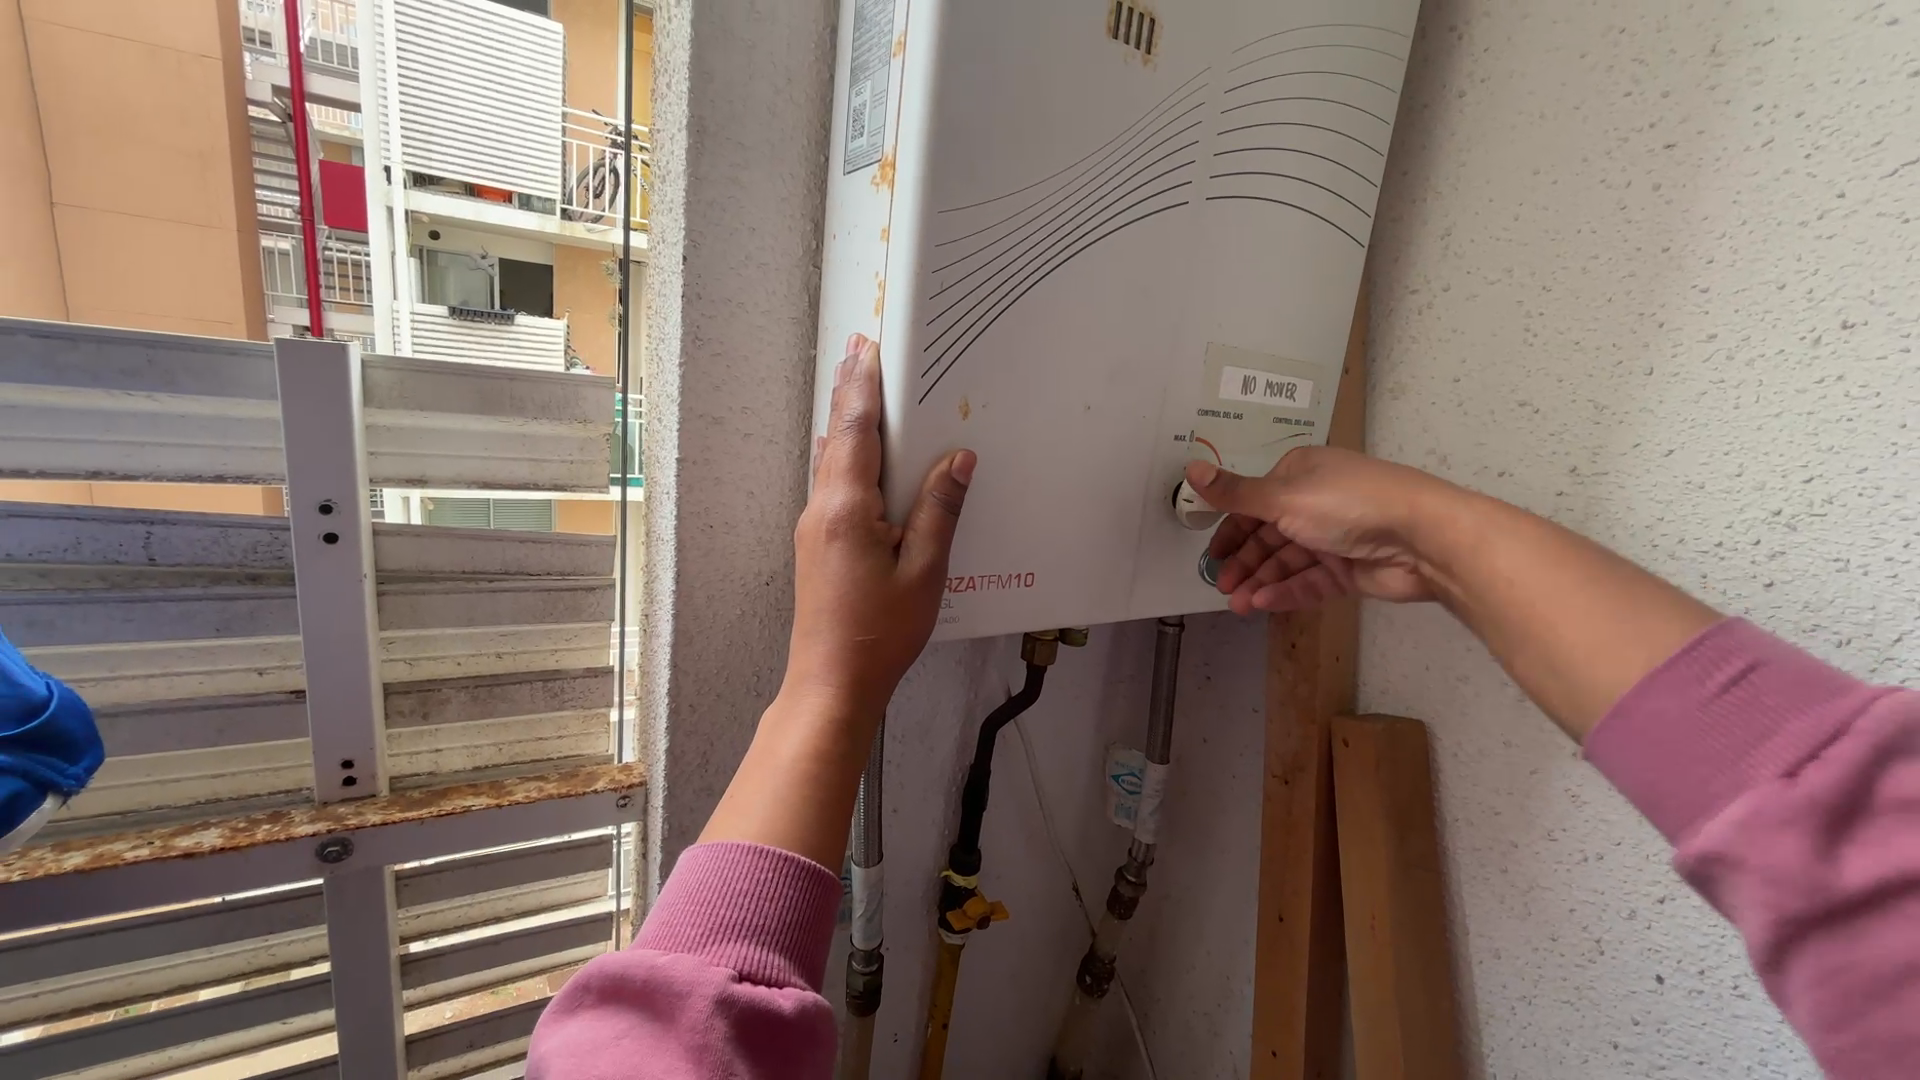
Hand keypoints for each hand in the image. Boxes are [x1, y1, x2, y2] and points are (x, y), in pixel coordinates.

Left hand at [783, 334, 975, 719]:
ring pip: (828, 460)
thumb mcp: (924, 570)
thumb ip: (939, 509)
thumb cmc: (881, 631)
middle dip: (848, 391)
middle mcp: (822, 509)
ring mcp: (814, 528)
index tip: (868, 348)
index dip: (864, 387)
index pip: (856, 431)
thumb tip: (958, 459)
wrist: (832, 680)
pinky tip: (845, 453)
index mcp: (847, 508)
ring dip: (842, 421)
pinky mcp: (817, 545)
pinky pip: (829, 484)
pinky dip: (840, 454)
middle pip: (836, 437)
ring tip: (853, 388)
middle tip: (857, 350)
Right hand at [1185, 447, 1455, 613]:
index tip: (1212, 555)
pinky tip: (1264, 604)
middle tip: (1222, 586)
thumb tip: (1189, 469)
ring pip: (1286, 562)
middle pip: (1268, 536)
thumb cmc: (1348, 504)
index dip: (1231, 529)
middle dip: (1244, 562)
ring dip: (1260, 581)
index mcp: (1299, 475)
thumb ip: (1234, 493)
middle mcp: (1315, 502)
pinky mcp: (1349, 569)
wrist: (1424, 538)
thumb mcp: (1282, 497)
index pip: (1253, 503)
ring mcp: (1333, 538)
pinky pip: (1309, 581)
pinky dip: (1286, 591)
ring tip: (1239, 605)